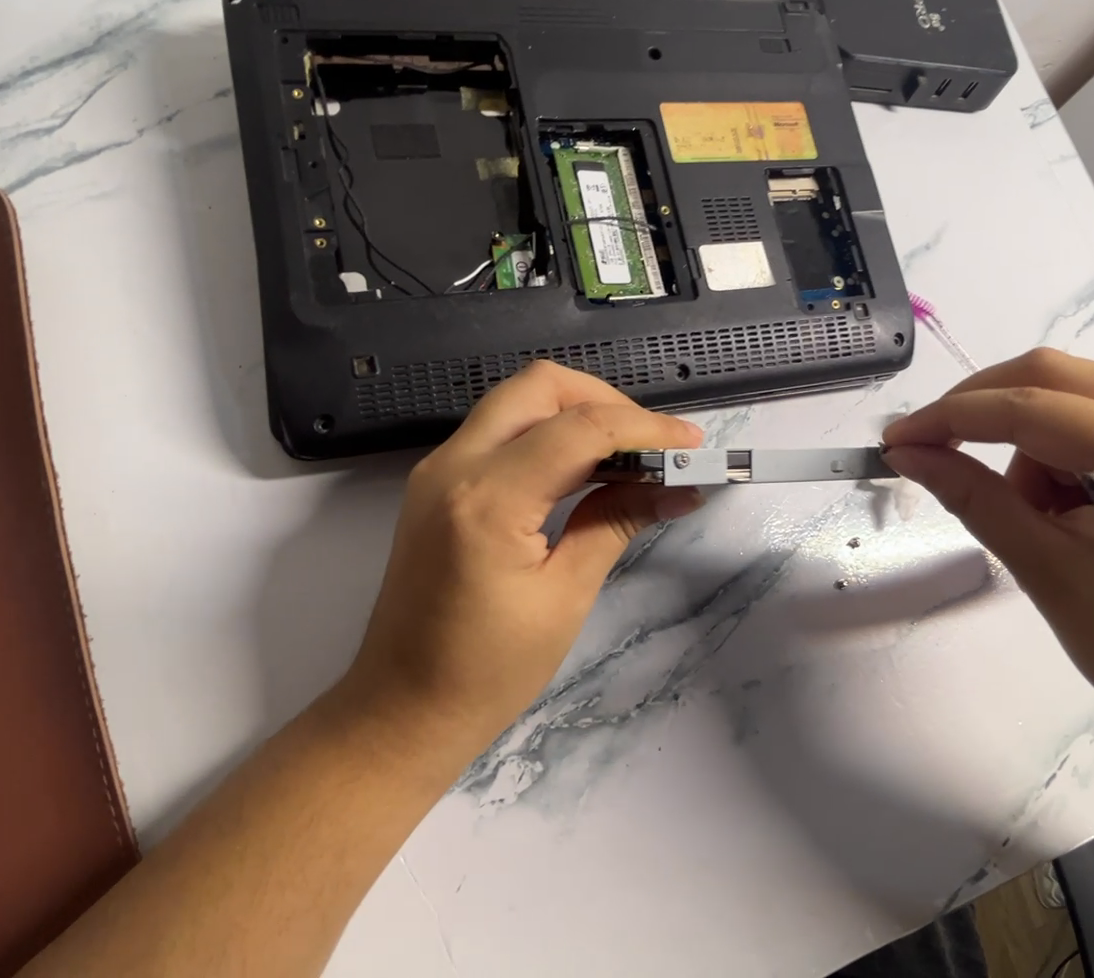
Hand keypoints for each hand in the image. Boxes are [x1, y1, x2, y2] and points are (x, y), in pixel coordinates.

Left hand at [343, 361, 704, 757]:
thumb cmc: (488, 671)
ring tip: (627, 457)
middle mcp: (454, 466)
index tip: (691, 446)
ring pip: (516, 401)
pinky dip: (545, 434)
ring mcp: (437, 471)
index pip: (580, 429)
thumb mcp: (565, 596)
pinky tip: (582, 472)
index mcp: (488, 500)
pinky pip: (497, 431)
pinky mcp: (435, 484)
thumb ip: (616, 523)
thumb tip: (678, 489)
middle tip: (651, 445)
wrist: (402, 708)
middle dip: (605, 401)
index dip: (645, 429)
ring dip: (575, 413)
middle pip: (539, 385)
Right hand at [882, 348, 1093, 746]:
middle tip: (934, 448)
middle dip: (986, 408)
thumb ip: (973, 496)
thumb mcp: (1046, 570)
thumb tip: (908, 453)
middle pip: (1060, 377)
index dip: (952, 417)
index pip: (1034, 408)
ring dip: (1031, 441)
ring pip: (1080, 397)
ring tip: (1036, 519)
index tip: (896, 440)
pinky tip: (1070, 512)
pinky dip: (1065, 453)